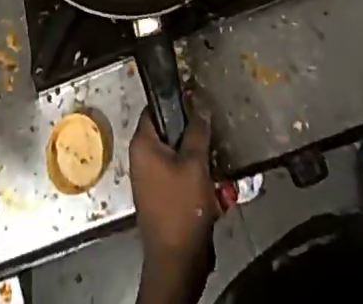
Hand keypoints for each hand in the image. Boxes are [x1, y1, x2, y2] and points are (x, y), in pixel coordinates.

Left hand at [129, 108, 218, 264]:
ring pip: (182, 159)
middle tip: (215, 145)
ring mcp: (153, 180)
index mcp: (143, 145)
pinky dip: (200, 184)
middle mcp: (143, 159)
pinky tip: (217, 196)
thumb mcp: (195, 163)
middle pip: (172, 135)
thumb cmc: (182, 206)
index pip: (155, 109)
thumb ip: (197, 131)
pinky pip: (184, 180)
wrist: (177, 260)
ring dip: (204, 166)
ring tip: (220, 178)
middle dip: (197, 142)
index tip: (198, 101)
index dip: (176, 103)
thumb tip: (198, 106)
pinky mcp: (165, 198)